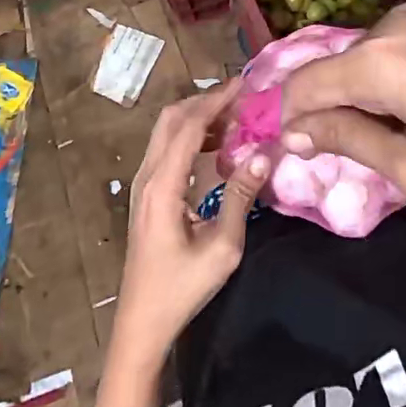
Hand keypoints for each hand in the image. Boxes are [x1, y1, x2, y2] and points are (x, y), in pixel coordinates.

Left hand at [113, 83, 266, 365]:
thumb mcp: (222, 247)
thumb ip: (240, 197)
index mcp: (162, 185)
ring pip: (166, 133)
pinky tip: (217, 146)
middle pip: (171, 120)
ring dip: (197, 118)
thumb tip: (264, 154)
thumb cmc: (182, 288)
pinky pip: (165, 150)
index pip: (189, 126)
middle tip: (241, 97)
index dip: (216, 100)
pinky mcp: (145, 194)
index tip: (244, 85)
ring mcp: (141, 184)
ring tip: (235, 118)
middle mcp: (146, 176)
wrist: (142, 321)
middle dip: (205, 102)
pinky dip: (190, 137)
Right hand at [276, 0, 405, 204]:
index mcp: (385, 60)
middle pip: (340, 64)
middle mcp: (399, 17)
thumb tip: (295, 130)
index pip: (304, 83)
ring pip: (376, 50)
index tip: (292, 149)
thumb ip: (353, 145)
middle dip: (335, 105)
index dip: (287, 117)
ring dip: (375, 87)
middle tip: (365, 149)